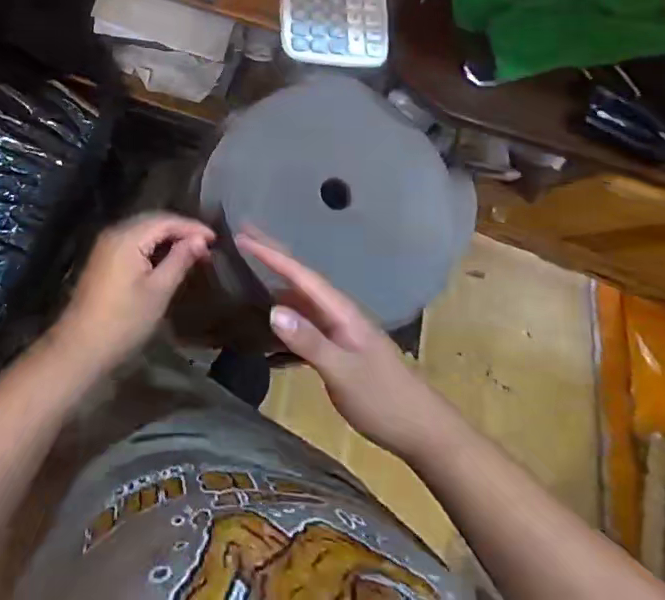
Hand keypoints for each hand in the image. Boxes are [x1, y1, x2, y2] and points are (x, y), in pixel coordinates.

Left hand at [52, 213, 214, 375]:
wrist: (80, 347)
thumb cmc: (124, 320)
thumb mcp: (158, 291)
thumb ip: (180, 260)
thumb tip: (200, 240)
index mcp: (127, 237)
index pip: (166, 220)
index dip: (192, 227)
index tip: (215, 239)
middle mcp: (114, 233)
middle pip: (153, 221)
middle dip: (181, 230)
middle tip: (206, 245)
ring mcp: (105, 245)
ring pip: (143, 230)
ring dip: (167, 238)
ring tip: (192, 252)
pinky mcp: (103, 258)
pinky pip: (133, 241)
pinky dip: (152, 246)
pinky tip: (167, 259)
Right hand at [238, 232, 456, 459]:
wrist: (421, 429)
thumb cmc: (383, 399)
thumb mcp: (343, 372)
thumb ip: (310, 341)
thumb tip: (273, 310)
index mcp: (341, 311)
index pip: (301, 275)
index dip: (271, 255)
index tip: (243, 236)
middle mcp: (338, 313)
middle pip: (300, 278)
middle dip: (273, 256)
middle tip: (242, 234)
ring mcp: (339, 331)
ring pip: (300, 300)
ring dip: (275, 284)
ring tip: (246, 272)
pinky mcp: (337, 350)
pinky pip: (304, 324)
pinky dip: (283, 316)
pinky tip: (267, 322)